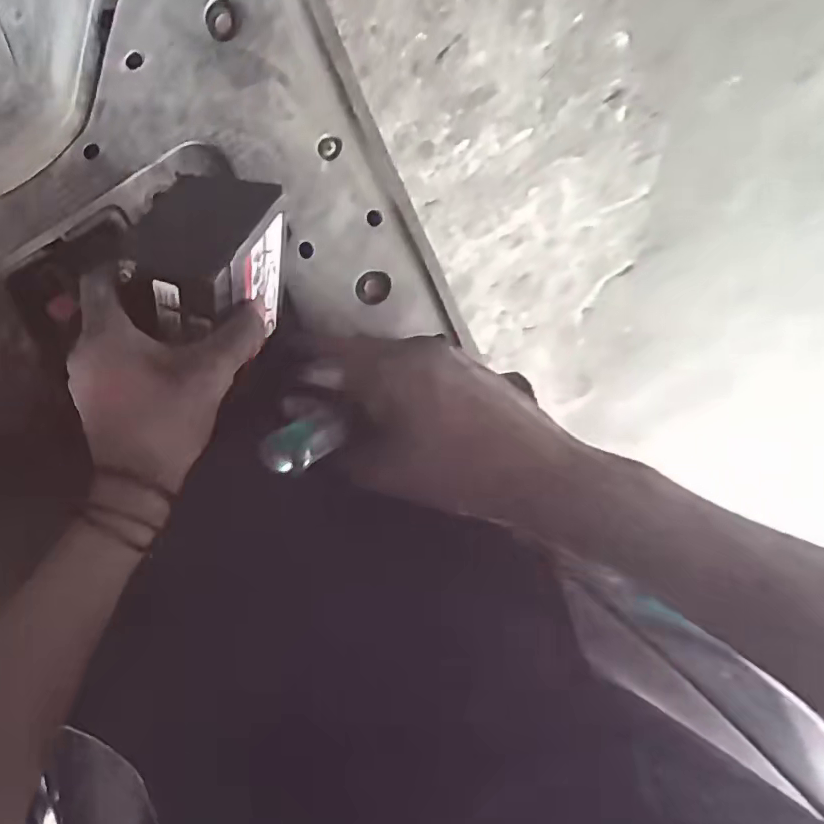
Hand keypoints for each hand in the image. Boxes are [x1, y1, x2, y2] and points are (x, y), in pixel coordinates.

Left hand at [66, 269, 265, 490]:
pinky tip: (156, 355)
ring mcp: (79, 374)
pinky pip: (103, 357)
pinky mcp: (86, 396)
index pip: (97, 278)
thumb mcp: (207, 376)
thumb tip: (259, 308)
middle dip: (135, 294)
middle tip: (172, 289)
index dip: (122, 263)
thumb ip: (235, 337)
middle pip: (102, 305)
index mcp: (102, 333)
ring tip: (170, 320)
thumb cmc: (165, 421)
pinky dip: (124, 350)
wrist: (135, 483)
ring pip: (103, 334)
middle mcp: (81, 348)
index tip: (152, 260)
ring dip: (132, 325)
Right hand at [311, 335, 595, 522]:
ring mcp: (447, 353)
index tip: (280, 375)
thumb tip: (298, 419)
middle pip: (355, 350)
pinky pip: (414, 363)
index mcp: (388, 366)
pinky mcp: (468, 365)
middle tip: (313, 400)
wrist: (542, 476)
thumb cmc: (453, 473)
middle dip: (329, 371)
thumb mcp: (378, 467)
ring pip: (386, 356)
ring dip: (362, 376)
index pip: (325, 348)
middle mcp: (415, 347)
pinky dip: (392, 380)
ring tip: (354, 409)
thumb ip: (329, 441)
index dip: (297, 359)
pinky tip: (397, 411)